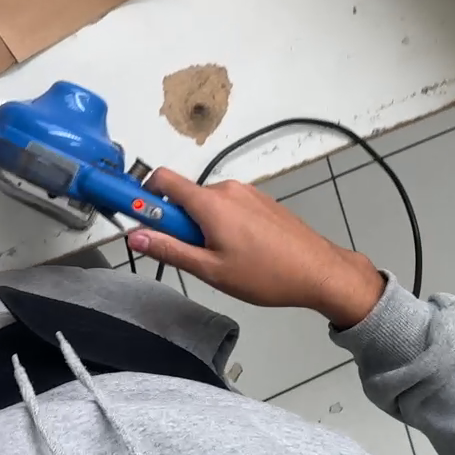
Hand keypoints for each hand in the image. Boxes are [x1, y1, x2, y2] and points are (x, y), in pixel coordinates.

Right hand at [127, 168, 385, 327]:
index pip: (162, 180)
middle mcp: (226, 188)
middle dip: (178, 221)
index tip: (132, 213)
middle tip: (193, 254)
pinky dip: (222, 223)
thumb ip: (170, 250)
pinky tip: (242, 251)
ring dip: (202, 225)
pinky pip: (227, 205)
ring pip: (206, 204)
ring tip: (223, 258)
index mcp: (210, 202)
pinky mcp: (260, 200)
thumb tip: (135, 236)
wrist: (322, 272)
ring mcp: (246, 192)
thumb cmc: (266, 274)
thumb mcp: (210, 270)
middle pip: (184, 196)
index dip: (141, 194)